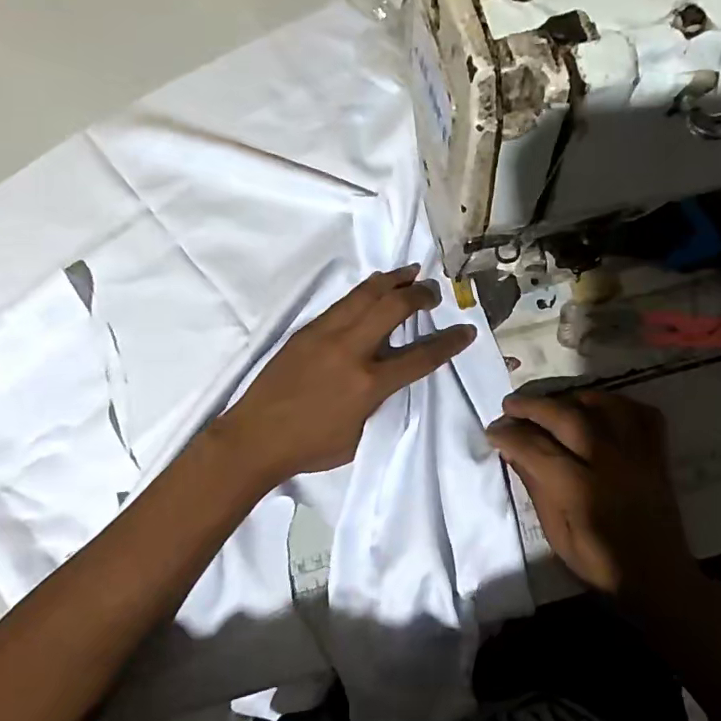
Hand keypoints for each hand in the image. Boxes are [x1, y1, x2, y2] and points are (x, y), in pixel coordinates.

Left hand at [215, 265, 475, 481]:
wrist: (254, 439)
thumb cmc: (310, 448)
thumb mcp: (358, 434)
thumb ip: (378, 402)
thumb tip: (386, 377)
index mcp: (369, 384)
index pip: (421, 356)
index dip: (449, 342)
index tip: (466, 330)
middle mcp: (351, 351)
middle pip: (394, 308)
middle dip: (420, 295)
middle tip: (433, 293)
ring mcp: (325, 335)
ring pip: (365, 295)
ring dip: (392, 281)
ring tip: (410, 272)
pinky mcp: (306, 331)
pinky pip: (342, 303)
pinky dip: (364, 292)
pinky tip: (373, 290)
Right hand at [486, 391, 698, 600]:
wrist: (657, 578)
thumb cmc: (599, 564)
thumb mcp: (556, 534)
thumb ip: (536, 487)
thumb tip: (513, 451)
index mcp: (580, 490)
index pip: (535, 448)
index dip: (509, 435)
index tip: (493, 430)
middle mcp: (610, 463)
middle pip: (567, 417)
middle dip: (533, 406)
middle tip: (511, 405)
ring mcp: (638, 454)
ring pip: (605, 405)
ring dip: (573, 398)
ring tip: (553, 404)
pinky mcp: (658, 454)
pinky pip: (642, 413)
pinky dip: (620, 404)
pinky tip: (600, 410)